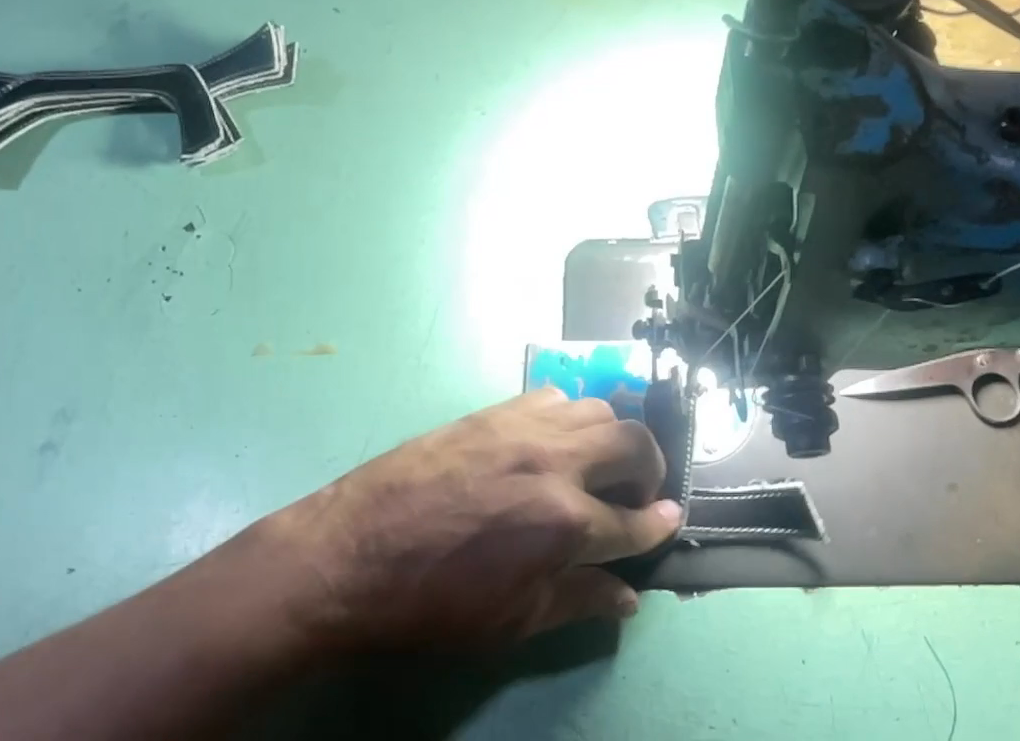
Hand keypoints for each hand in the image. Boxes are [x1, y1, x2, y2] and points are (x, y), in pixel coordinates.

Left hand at [236, 388, 681, 654]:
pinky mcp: (490, 411)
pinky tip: (550, 441)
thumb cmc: (431, 603)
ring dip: (611, 437)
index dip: (660, 525)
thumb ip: (579, 601)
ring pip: (597, 409)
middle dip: (652, 469)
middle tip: (639, 493)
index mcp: (565, 523)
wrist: (349, 555)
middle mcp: (555, 463)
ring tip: (596, 465)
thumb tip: (628, 596)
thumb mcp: (512, 622)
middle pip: (634, 444)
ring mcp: (522, 428)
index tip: (671, 520)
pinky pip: (551, 396)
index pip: (636, 522)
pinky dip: (567, 416)